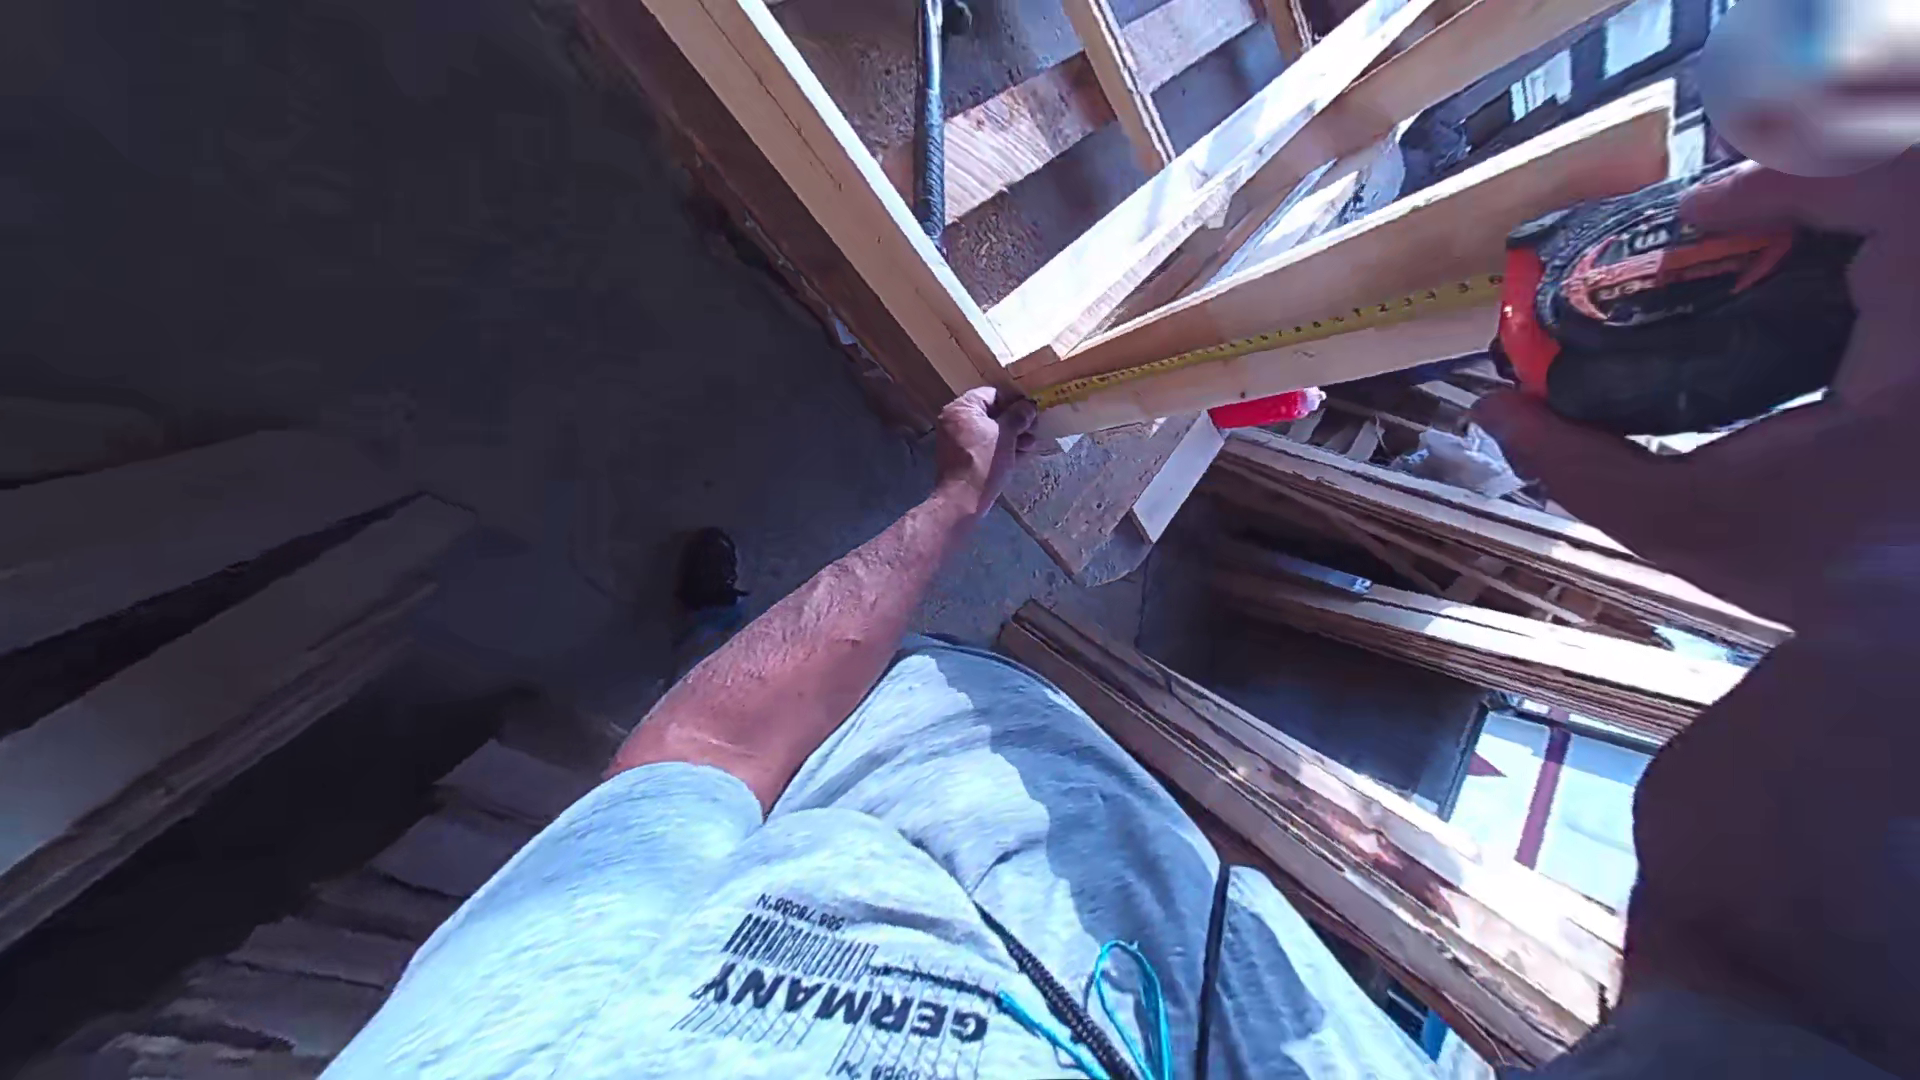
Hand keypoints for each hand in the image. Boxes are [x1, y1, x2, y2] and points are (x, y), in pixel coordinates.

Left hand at [933, 386, 1036, 521]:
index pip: (992, 394)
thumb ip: (1018, 416)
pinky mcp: (961, 458)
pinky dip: (1000, 448)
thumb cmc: (984, 462)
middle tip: (1034, 429)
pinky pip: (984, 446)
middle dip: (1015, 421)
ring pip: (989, 431)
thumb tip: (1028, 406)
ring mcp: (956, 440)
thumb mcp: (1006, 435)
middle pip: (991, 413)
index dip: (1014, 401)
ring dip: (1011, 436)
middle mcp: (955, 420)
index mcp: (962, 408)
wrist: (963, 500)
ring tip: (1030, 445)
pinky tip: (1020, 456)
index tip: (1032, 411)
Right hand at [1473, 152, 1919, 639]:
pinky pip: (1915, 245)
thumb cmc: (1806, 567)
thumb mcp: (1663, 519)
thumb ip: (1568, 460)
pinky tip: (1812, 255)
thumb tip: (1490, 405)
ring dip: (1853, 181)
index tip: (1695, 212)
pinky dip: (1869, 221)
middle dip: (1830, 156)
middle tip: (1723, 203)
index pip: (1907, 198)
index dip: (1795, 179)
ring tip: (1763, 217)